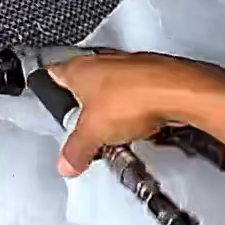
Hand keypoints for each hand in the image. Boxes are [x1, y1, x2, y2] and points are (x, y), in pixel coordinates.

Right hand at [46, 52, 224, 176]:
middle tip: (82, 130)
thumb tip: (66, 162)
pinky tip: (138, 127)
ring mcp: (126, 67)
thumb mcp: (93, 134)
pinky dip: (133, 110)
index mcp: (79, 69)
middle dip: (83, 107)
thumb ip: (76, 150)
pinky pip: (134, 94)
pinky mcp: (149, 76)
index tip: (46, 97)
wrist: (178, 92)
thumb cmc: (134, 97)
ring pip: (109, 89)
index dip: (48, 87)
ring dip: (110, 109)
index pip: (53, 74)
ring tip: (113, 133)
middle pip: (82, 84)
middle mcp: (101, 62)